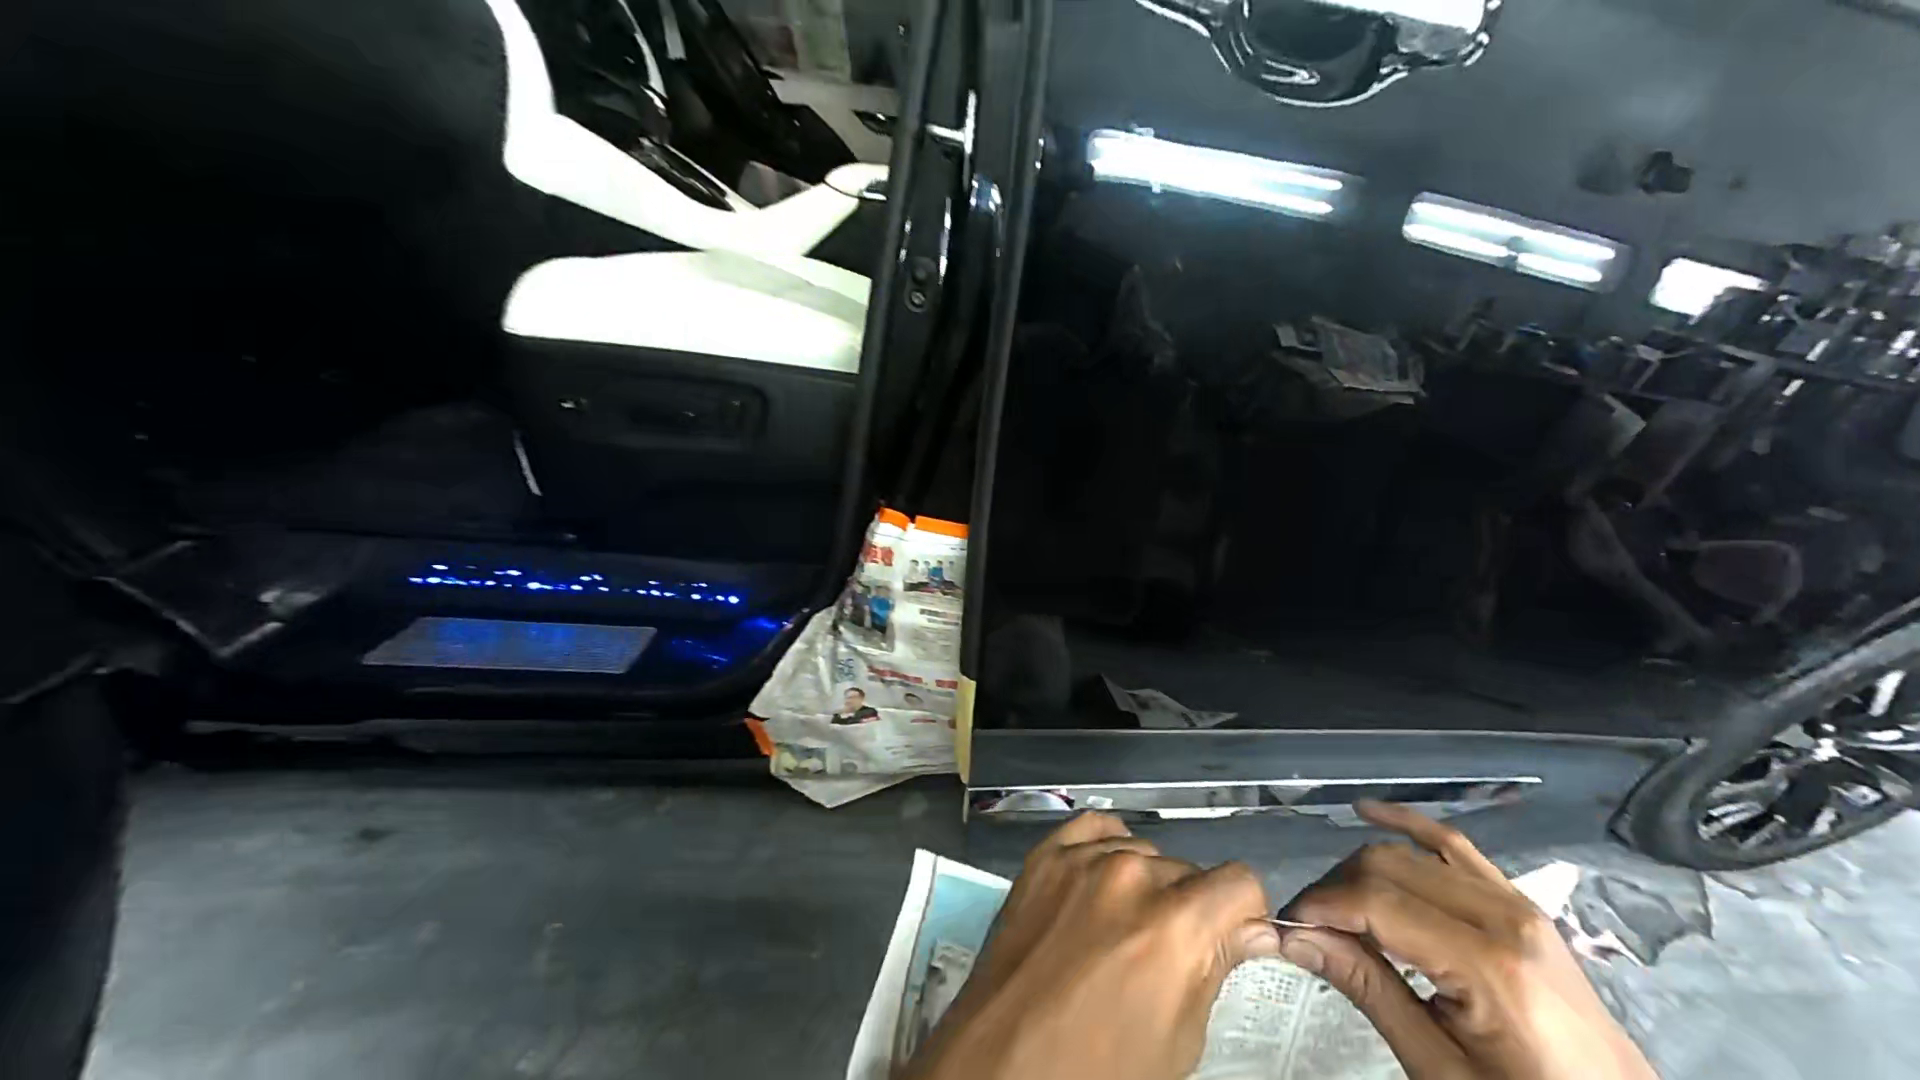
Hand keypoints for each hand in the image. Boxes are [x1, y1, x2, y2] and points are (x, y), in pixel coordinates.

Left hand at [905, 812, 1280, 1079]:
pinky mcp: (1044, 855)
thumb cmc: (1099, 1066)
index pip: (1239, 882)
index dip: (1243, 912)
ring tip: (1121, 926)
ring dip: (1146, 883)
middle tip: (1166, 951)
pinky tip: (1102, 878)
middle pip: (1188, 871)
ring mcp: (1082, 859)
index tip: (1233, 936)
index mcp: (1174, 925)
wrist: (1004, 1057)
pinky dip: (1108, 847)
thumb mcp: (1178, 1038)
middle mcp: (1130, 876)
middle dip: (1191, 906)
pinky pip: (1094, 828)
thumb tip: (1253, 929)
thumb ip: (1216, 968)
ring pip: (1143, 852)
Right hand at [1280, 801, 1657, 1079]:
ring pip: (1410, 852)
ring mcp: (1518, 904)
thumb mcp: (1440, 1068)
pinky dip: (1408, 823)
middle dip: (1335, 887)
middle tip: (1309, 926)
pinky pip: (1455, 844)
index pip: (1376, 901)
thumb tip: (1294, 936)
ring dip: (1360, 868)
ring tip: (1334, 904)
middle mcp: (1504, 918)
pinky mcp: (1522, 902)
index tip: (1288, 926)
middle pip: (1388, 866)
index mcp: (1489, 966)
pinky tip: (1368, 812)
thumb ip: (1368, 990)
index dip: (1321, 905)